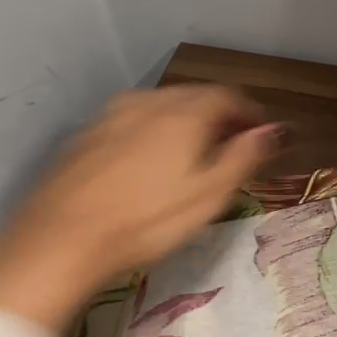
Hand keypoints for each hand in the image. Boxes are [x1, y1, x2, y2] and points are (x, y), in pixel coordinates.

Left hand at [0, 85, 283, 330]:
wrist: (59, 240)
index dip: (251, 113)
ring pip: (159, 108)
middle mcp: (146, 104)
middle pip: (193, 96)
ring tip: (194, 156)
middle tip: (233, 147)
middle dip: (218, 117)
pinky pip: (131, 124)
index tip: (262, 136)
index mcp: (183, 113)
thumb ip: (245, 155)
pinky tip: (151, 166)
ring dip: (184, 123)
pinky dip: (152, 134)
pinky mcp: (83, 138)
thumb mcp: (211, 194)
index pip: (228, 96)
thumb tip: (277, 129)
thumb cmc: (148, 221)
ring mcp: (109, 118)